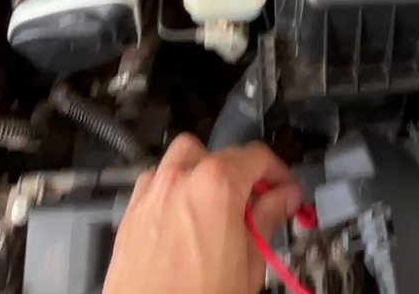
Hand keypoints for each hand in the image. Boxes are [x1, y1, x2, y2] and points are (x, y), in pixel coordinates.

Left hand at [103, 135, 304, 293]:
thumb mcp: (249, 263)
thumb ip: (268, 219)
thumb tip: (283, 198)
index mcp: (217, 183)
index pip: (258, 158)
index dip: (279, 174)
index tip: (286, 191)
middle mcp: (182, 177)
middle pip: (223, 155)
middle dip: (244, 175)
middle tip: (257, 205)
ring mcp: (153, 192)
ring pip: (186, 158)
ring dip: (206, 171)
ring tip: (218, 206)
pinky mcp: (132, 213)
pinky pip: (157, 181)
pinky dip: (175, 188)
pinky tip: (185, 217)